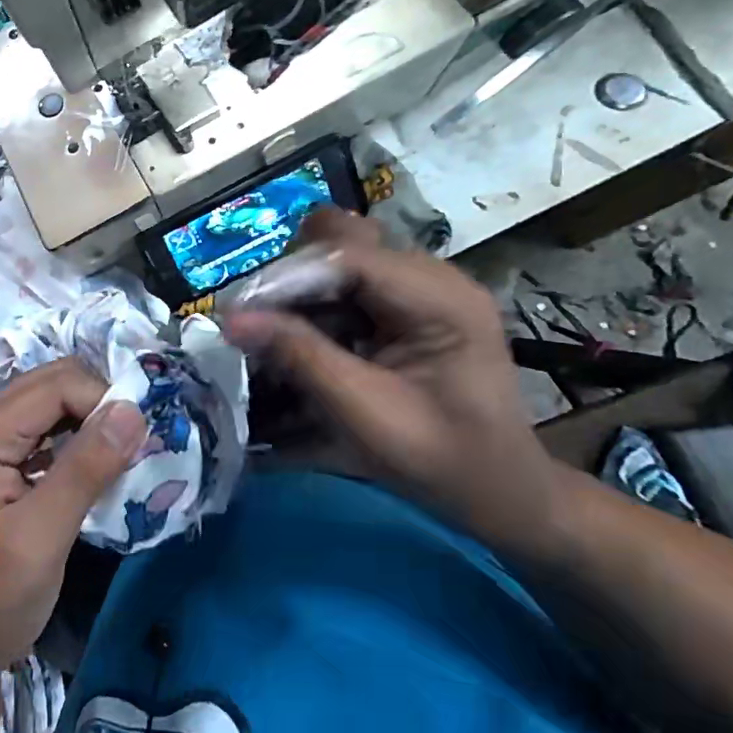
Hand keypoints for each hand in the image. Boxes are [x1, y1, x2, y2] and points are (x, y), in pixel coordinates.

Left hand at [0, 359, 146, 679]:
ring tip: (124, 454)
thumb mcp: (37, 540)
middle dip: (101, 402)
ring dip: (94, 419)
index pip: (57, 384)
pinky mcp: (6, 465)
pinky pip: (51, 429)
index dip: (102, 401)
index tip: (137, 442)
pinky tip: (99, 467)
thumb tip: (133, 409)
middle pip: (55, 382)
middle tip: (135, 443)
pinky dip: (81, 438)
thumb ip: (84, 471)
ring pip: (55, 402)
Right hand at [220, 210, 569, 552]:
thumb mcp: (366, 414)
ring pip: (341, 255)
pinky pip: (349, 282)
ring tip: (274, 332)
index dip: (287, 276)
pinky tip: (304, 338)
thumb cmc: (442, 461)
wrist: (500, 491)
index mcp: (441, 299)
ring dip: (302, 289)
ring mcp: (422, 284)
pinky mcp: (409, 301)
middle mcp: (434, 276)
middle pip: (345, 241)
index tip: (237, 310)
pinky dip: (318, 304)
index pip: (350, 257)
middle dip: (294, 275)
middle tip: (260, 320)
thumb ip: (301, 358)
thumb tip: (232, 319)